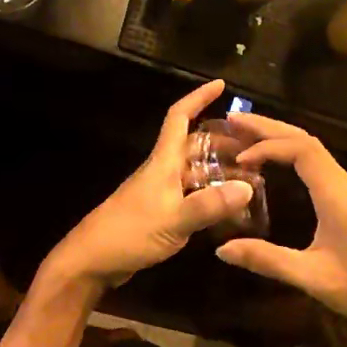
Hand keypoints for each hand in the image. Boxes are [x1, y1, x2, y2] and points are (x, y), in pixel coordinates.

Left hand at [42, 79, 254, 293]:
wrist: (91, 261)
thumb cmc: (129, 233)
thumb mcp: (174, 220)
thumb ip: (210, 205)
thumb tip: (249, 187)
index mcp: (163, 162)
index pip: (179, 117)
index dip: (198, 98)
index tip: (221, 84)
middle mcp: (163, 171)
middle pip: (194, 145)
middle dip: (222, 141)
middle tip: (254, 147)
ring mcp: (160, 192)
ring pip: (195, 171)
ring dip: (220, 169)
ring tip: (251, 176)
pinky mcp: (160, 212)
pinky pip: (192, 194)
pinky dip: (211, 194)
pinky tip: (228, 207)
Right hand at [213, 113, 346, 346]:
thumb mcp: (311, 276)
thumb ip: (267, 259)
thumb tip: (222, 249)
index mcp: (337, 192)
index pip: (300, 148)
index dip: (267, 145)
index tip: (239, 157)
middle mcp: (345, 183)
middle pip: (306, 139)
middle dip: (269, 127)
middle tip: (233, 120)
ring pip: (314, 150)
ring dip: (281, 138)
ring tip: (247, 136)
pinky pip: (319, 165)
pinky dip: (293, 154)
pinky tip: (277, 164)